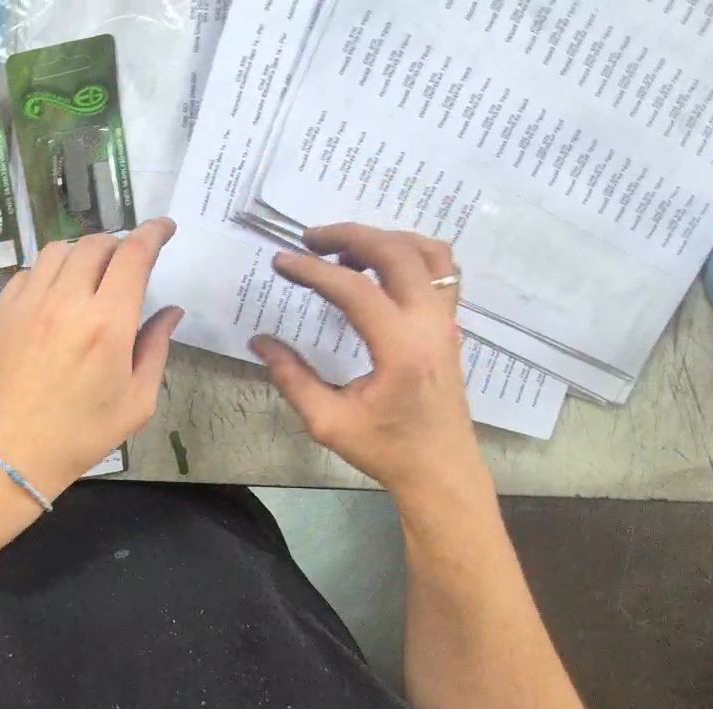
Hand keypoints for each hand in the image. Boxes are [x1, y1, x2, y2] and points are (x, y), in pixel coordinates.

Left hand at [0, 219, 184, 499]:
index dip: (153, 232)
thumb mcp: (136, 402)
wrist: (10, 454)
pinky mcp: (0, 313)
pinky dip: (48, 273)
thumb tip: (170, 312)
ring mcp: (28, 304)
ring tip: (89, 277)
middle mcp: (67, 302)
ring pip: (58, 251)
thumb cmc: (80, 436)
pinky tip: (54, 297)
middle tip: (127, 264)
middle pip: (96, 244)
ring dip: (81, 254)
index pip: (134, 254)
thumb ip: (156, 349)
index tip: (163, 229)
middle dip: (118, 245)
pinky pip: (28, 273)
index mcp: (107, 324)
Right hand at [249, 224, 490, 506]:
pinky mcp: (451, 325)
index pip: (356, 290)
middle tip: (309, 240)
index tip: (281, 262)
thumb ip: (293, 378)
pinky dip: (411, 254)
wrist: (440, 469)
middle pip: (397, 253)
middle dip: (350, 236)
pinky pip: (441, 270)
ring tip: (344, 250)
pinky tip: (381, 267)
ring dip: (385, 240)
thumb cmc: (385, 450)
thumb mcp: (327, 422)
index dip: (314, 271)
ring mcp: (448, 321)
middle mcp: (430, 325)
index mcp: (401, 350)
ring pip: (427, 252)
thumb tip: (261, 342)